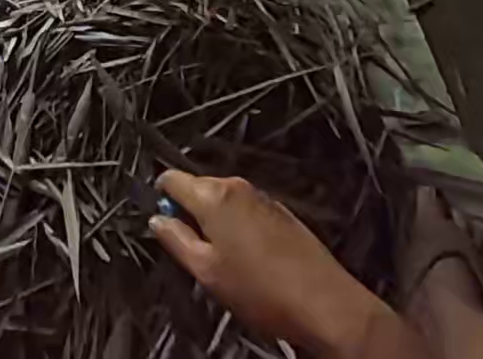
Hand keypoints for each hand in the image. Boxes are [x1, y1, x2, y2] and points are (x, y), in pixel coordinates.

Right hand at [151, 171, 417, 358]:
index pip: (171, 178)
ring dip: (215, 220)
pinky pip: (245, 208)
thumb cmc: (264, 291)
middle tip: (194, 250)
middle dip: (190, 212)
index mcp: (213, 196)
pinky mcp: (279, 210)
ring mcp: (260, 196)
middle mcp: (236, 186)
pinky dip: (238, 225)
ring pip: (222, 199)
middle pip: (198, 187)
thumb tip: (157, 221)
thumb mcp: (207, 272)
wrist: (325, 304)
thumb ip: (175, 240)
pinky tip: (249, 259)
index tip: (162, 218)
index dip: (161, 196)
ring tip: (224, 260)